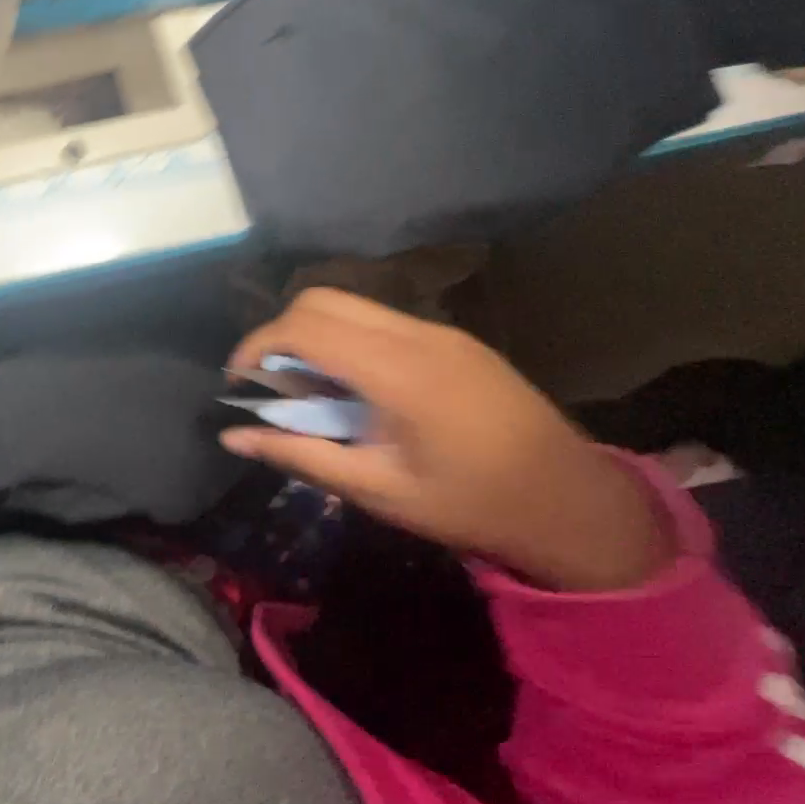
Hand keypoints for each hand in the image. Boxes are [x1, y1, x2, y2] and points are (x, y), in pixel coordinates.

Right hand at [220, 289, 674, 591]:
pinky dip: (345, 340)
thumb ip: (299, 454)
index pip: (304, 327)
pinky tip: (353, 389)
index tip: (239, 384)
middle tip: (270, 384)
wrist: (572, 504)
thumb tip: (232, 438)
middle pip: (320, 299)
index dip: (255, 347)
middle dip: (278, 333)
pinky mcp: (454, 340)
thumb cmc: (468, 504)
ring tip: (309, 389)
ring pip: (350, 305)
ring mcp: (441, 332)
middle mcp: (418, 336)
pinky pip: (379, 320)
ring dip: (312, 335)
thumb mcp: (375, 489)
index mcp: (398, 373)